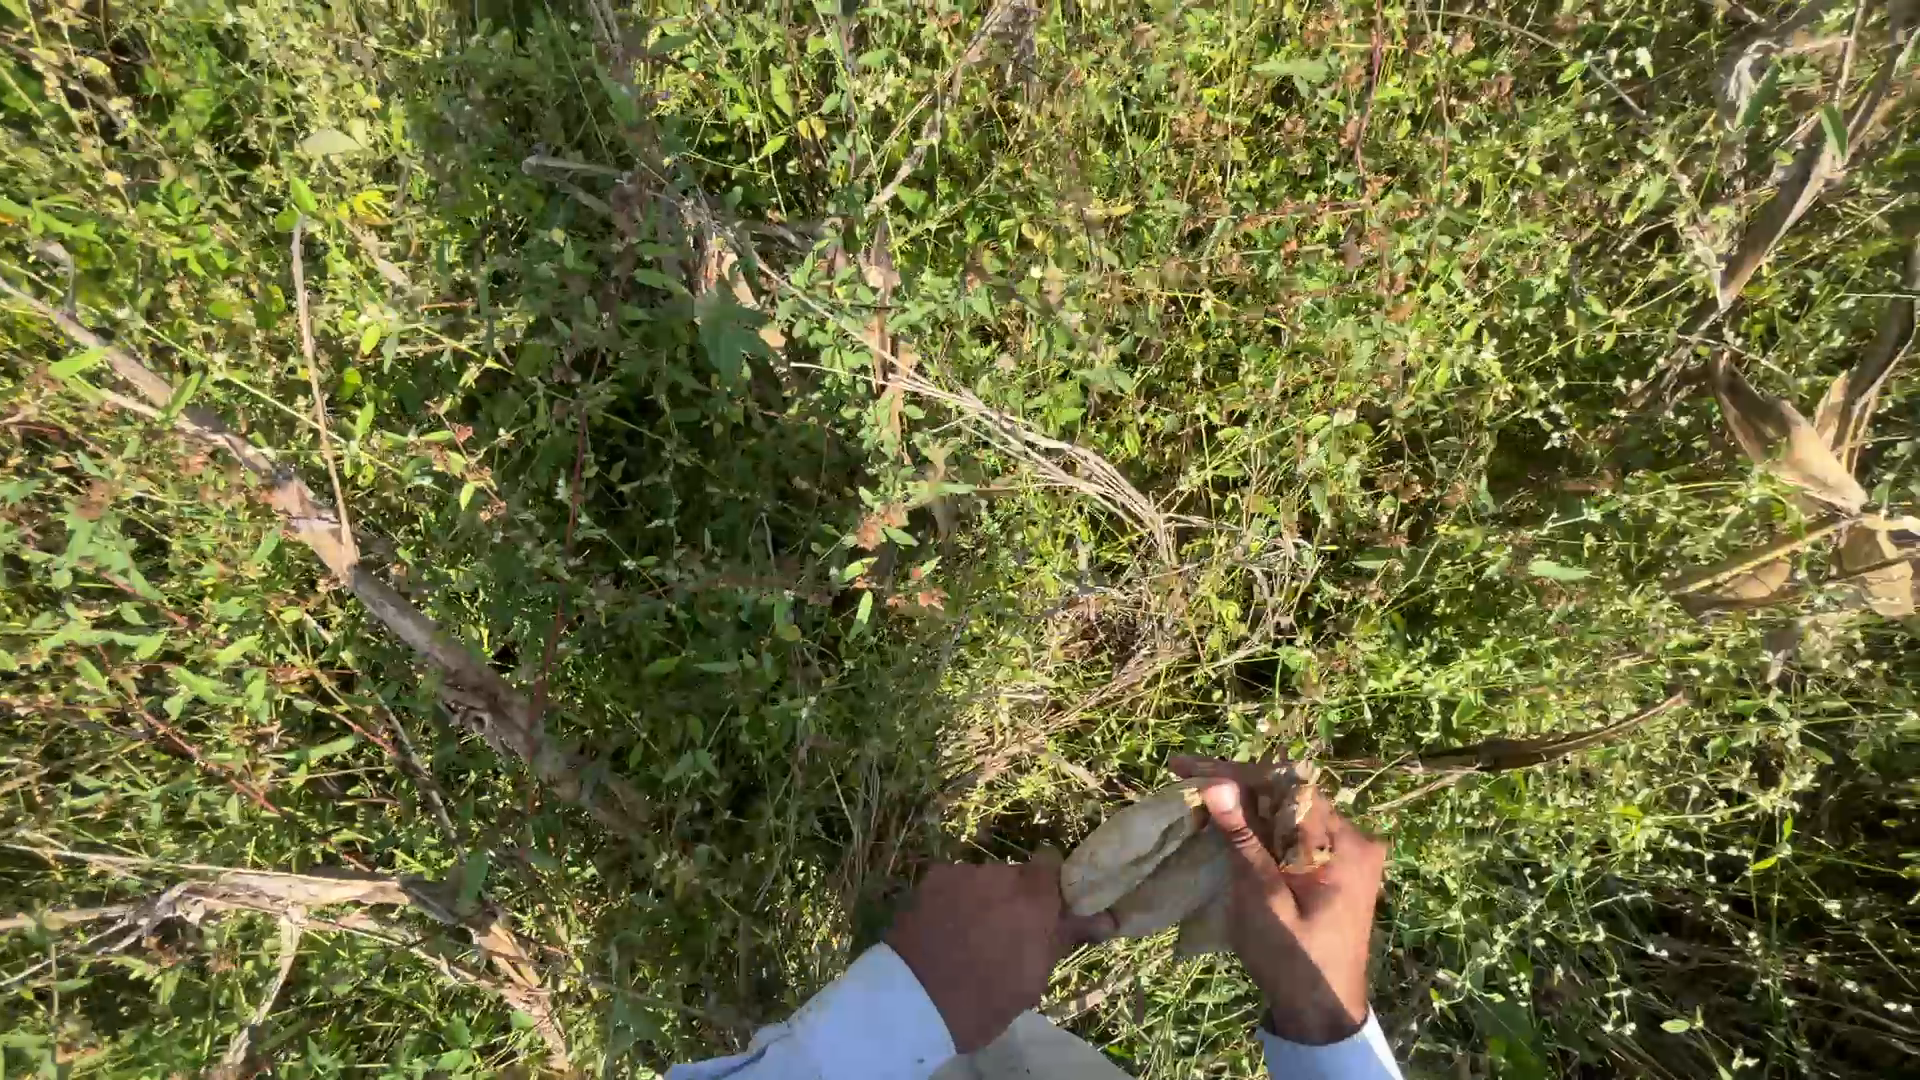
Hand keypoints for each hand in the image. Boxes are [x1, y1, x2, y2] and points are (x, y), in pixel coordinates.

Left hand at [884, 855, 1113, 1052]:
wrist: (911, 1002)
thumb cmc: (982, 1002)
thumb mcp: (1032, 979)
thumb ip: (1064, 938)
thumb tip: (1106, 917)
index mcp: (1033, 899)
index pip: (1053, 864)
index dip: (1052, 885)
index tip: (1049, 908)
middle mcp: (1001, 874)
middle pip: (1018, 875)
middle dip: (1018, 897)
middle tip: (1008, 932)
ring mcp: (964, 872)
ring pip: (986, 879)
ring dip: (986, 898)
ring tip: (971, 934)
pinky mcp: (935, 875)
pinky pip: (957, 881)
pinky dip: (956, 898)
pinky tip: (946, 927)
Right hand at [1170, 756, 1387, 1044]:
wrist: (1322, 1015)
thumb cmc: (1293, 961)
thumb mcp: (1262, 899)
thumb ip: (1243, 840)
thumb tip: (1217, 784)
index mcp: (1345, 844)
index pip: (1284, 786)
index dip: (1233, 773)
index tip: (1187, 768)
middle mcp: (1352, 838)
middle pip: (1285, 792)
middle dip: (1232, 780)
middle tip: (1182, 772)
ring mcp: (1344, 850)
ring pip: (1285, 806)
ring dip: (1241, 798)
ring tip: (1194, 787)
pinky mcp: (1331, 863)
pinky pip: (1290, 827)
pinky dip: (1256, 820)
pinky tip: (1223, 814)